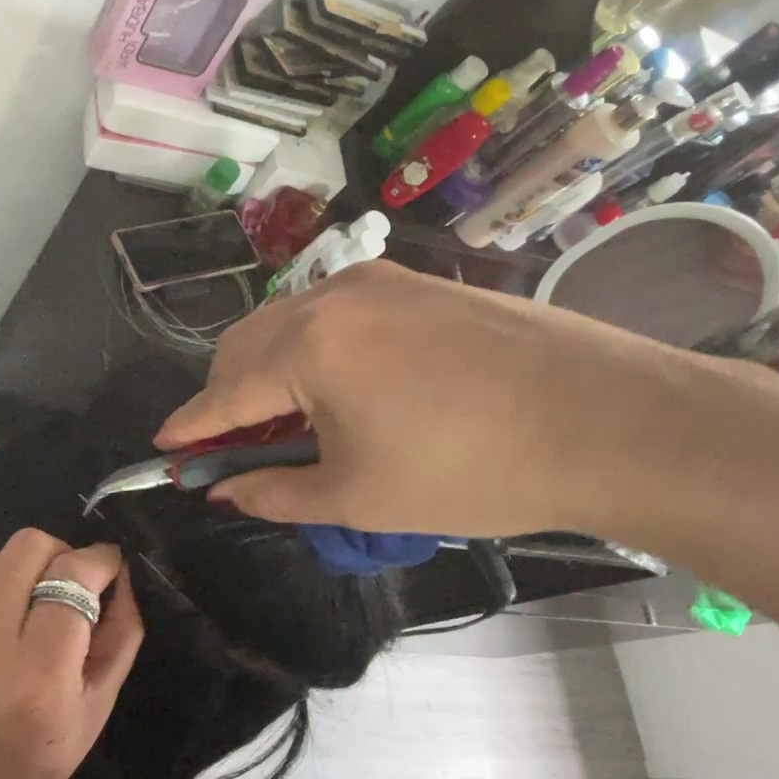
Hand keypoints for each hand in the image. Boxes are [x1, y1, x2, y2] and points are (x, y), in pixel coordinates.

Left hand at [0, 530, 143, 778]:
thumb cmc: (28, 764)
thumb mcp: (94, 713)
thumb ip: (119, 637)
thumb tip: (120, 573)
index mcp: (38, 677)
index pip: (74, 576)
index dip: (99, 563)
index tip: (105, 568)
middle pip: (31, 547)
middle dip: (59, 560)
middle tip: (59, 593)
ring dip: (14, 575)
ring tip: (12, 617)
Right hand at [154, 260, 705, 537]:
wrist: (616, 424)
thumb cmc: (470, 471)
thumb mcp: (356, 497)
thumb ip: (271, 492)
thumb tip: (222, 490)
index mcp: (307, 346)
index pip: (221, 393)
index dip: (189, 428)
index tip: (163, 450)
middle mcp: (332, 297)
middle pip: (244, 347)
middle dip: (225, 398)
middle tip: (229, 449)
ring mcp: (381, 282)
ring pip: (288, 325)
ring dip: (267, 372)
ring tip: (284, 424)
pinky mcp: (419, 284)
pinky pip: (334, 315)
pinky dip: (311, 352)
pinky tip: (335, 390)